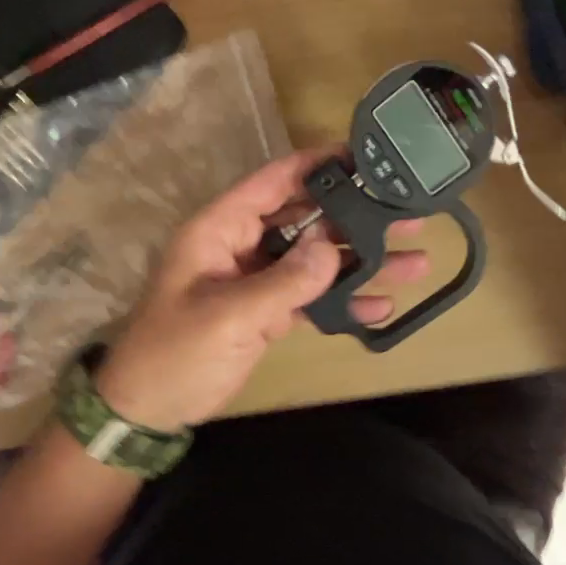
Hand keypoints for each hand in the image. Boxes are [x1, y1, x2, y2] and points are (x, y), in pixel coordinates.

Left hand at [96, 149, 429, 431]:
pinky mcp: (263, 315)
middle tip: (409, 213)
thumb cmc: (175, 354)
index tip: (368, 156)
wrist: (149, 408)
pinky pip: (308, 300)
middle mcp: (239, 247)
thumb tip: (331, 251)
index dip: (318, 165)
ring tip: (415, 260)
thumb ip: (281, 283)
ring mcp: (253, 282)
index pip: (273, 182)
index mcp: (218, 230)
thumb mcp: (227, 316)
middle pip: (303, 218)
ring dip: (359, 262)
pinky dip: (341, 303)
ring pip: (313, 261)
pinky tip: (381, 307)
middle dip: (354, 216)